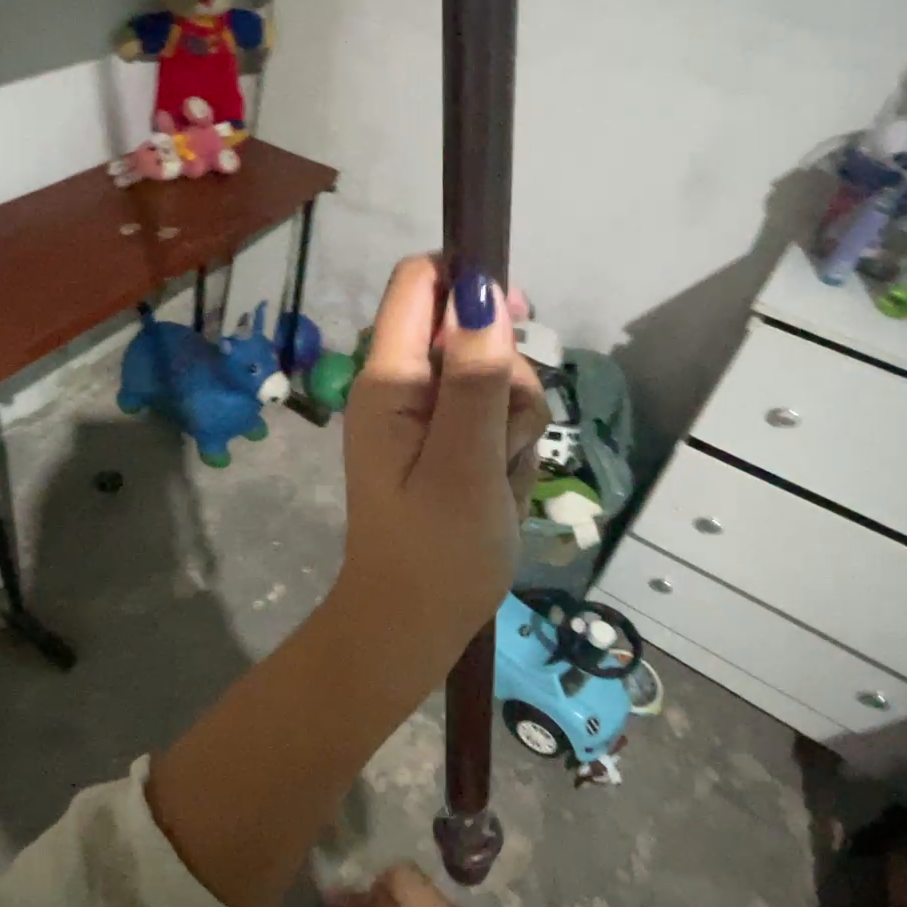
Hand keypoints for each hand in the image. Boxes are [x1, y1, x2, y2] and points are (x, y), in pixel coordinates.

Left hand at [337, 256, 548, 642]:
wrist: (415, 624)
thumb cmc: (435, 550)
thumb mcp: (464, 461)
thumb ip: (474, 377)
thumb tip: (480, 292)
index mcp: (389, 379)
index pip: (419, 284)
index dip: (468, 282)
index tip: (517, 319)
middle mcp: (403, 388)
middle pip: (471, 334)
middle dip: (506, 379)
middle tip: (501, 440)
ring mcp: (427, 419)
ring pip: (495, 381)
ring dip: (513, 425)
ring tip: (497, 479)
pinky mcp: (448, 447)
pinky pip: (495, 423)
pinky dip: (508, 452)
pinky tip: (499, 491)